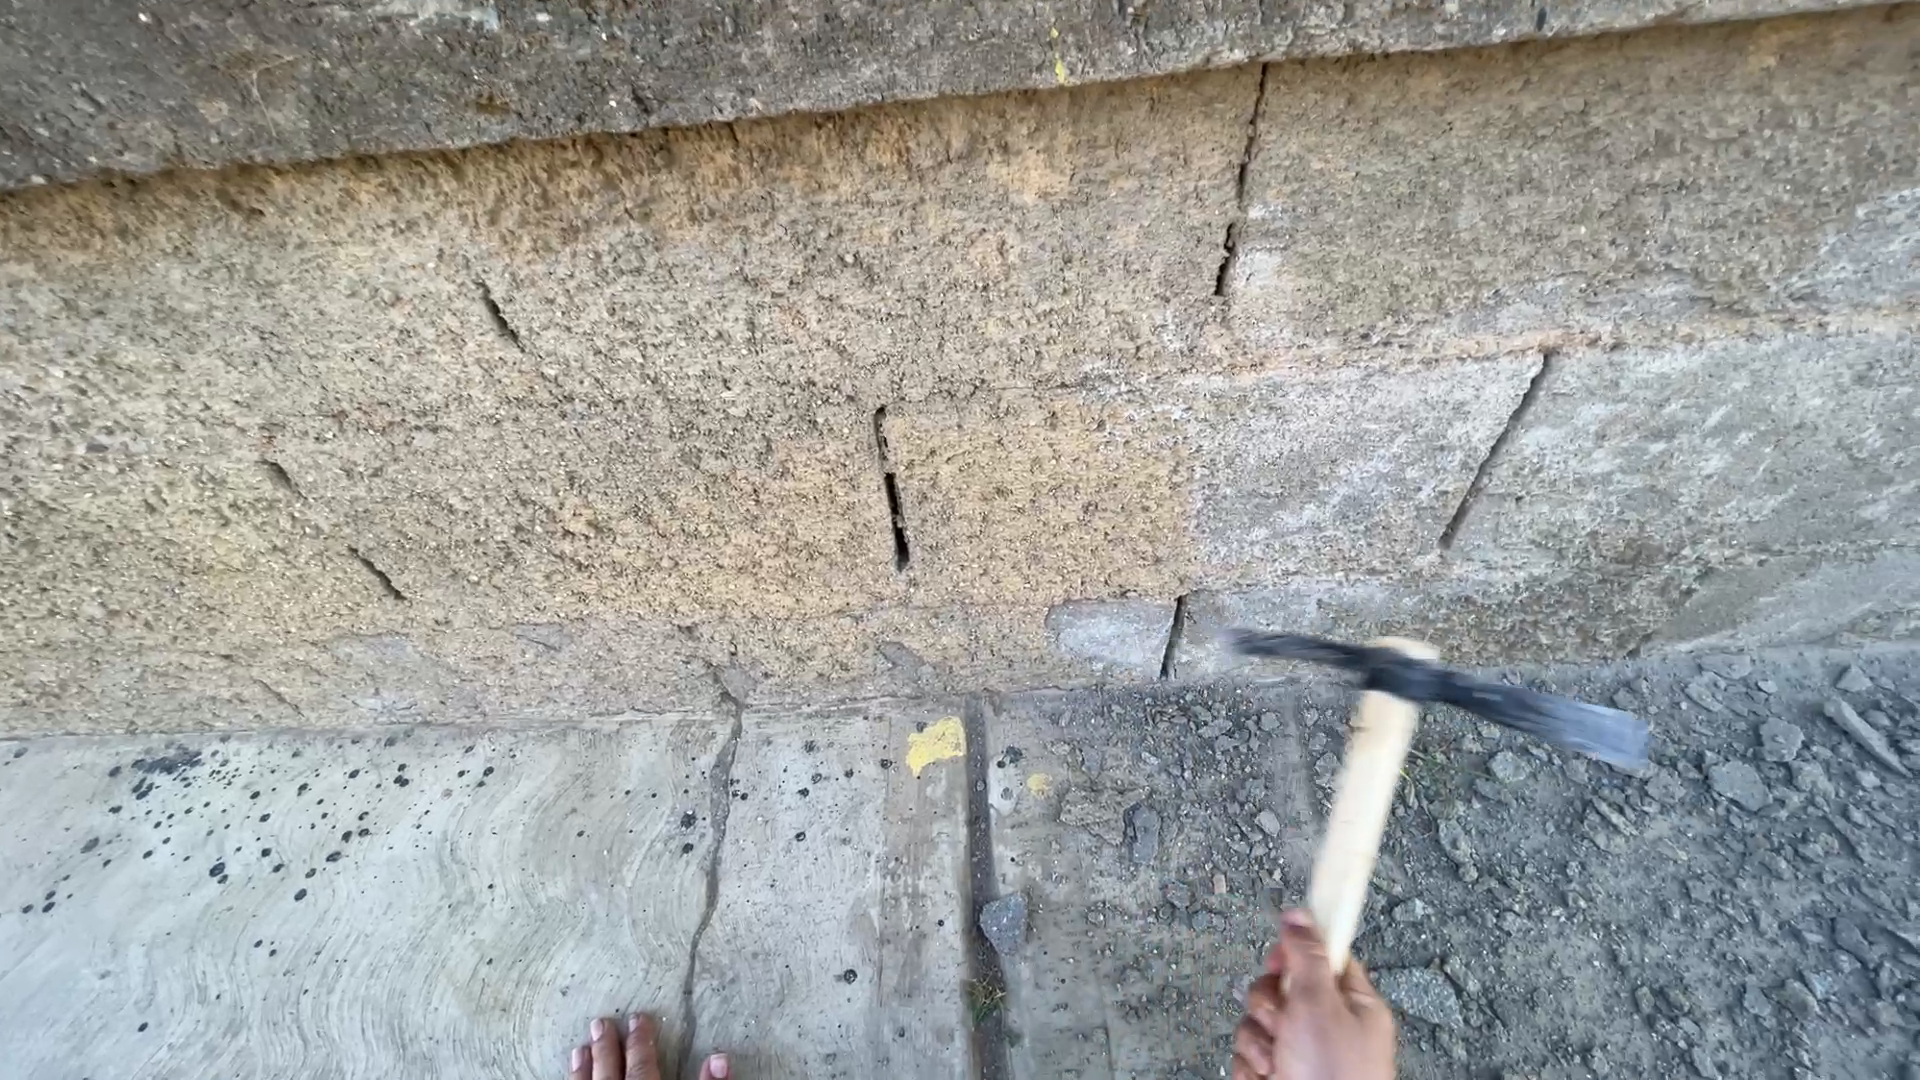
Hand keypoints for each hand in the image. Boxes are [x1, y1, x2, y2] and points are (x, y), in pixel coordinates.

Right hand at [1231, 910, 1395, 1079]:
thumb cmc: (1333, 1075)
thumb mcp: (1320, 1004)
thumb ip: (1306, 955)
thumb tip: (1300, 912)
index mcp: (1353, 1007)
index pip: (1324, 958)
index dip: (1297, 953)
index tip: (1281, 960)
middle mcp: (1328, 1027)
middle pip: (1280, 984)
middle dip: (1268, 1003)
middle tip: (1281, 1021)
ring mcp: (1301, 1052)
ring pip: (1258, 1017)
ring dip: (1258, 1037)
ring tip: (1276, 1060)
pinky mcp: (1276, 1073)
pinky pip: (1248, 1049)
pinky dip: (1252, 1063)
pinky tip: (1268, 1076)